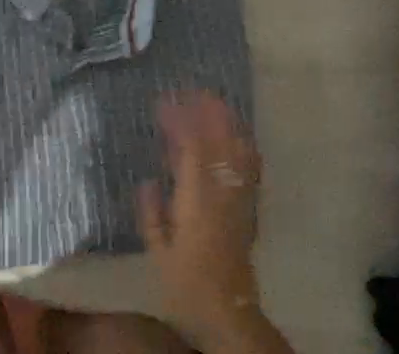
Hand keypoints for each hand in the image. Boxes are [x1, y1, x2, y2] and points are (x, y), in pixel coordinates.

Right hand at [137, 91, 267, 348]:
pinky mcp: (249, 210)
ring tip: (217, 102)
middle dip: (209, 114)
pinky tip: (239, 136)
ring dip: (228, 126)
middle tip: (195, 89)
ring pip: (238, 154)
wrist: (227, 309)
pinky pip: (250, 171)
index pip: (191, 149)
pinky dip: (244, 148)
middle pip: (220, 144)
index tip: (165, 101)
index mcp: (196, 200)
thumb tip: (148, 180)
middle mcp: (222, 195)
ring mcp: (240, 201)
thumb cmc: (185, 280)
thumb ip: (151, 212)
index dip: (180, 122)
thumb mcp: (157, 248)